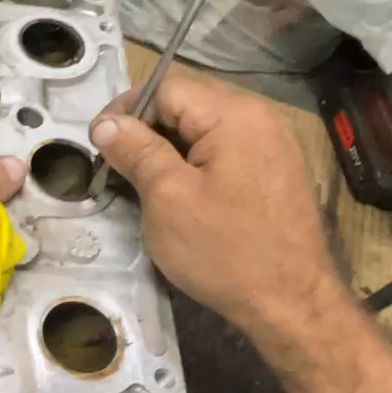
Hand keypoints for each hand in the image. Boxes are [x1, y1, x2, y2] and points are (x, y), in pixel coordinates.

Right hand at [89, 76, 348, 336]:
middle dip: (145, 128)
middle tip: (116, 163)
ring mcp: (272, 143)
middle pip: (187, 103)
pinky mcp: (274, 170)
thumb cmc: (225, 250)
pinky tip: (177, 190)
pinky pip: (223, 148)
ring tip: (141, 180)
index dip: (126, 110)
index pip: (166, 87)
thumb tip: (105, 123)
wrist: (292, 305)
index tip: (99, 144)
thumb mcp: (167, 198)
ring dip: (167, 146)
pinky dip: (193, 161)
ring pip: (203, 127)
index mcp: (235, 115)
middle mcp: (260, 117)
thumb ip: (136, 151)